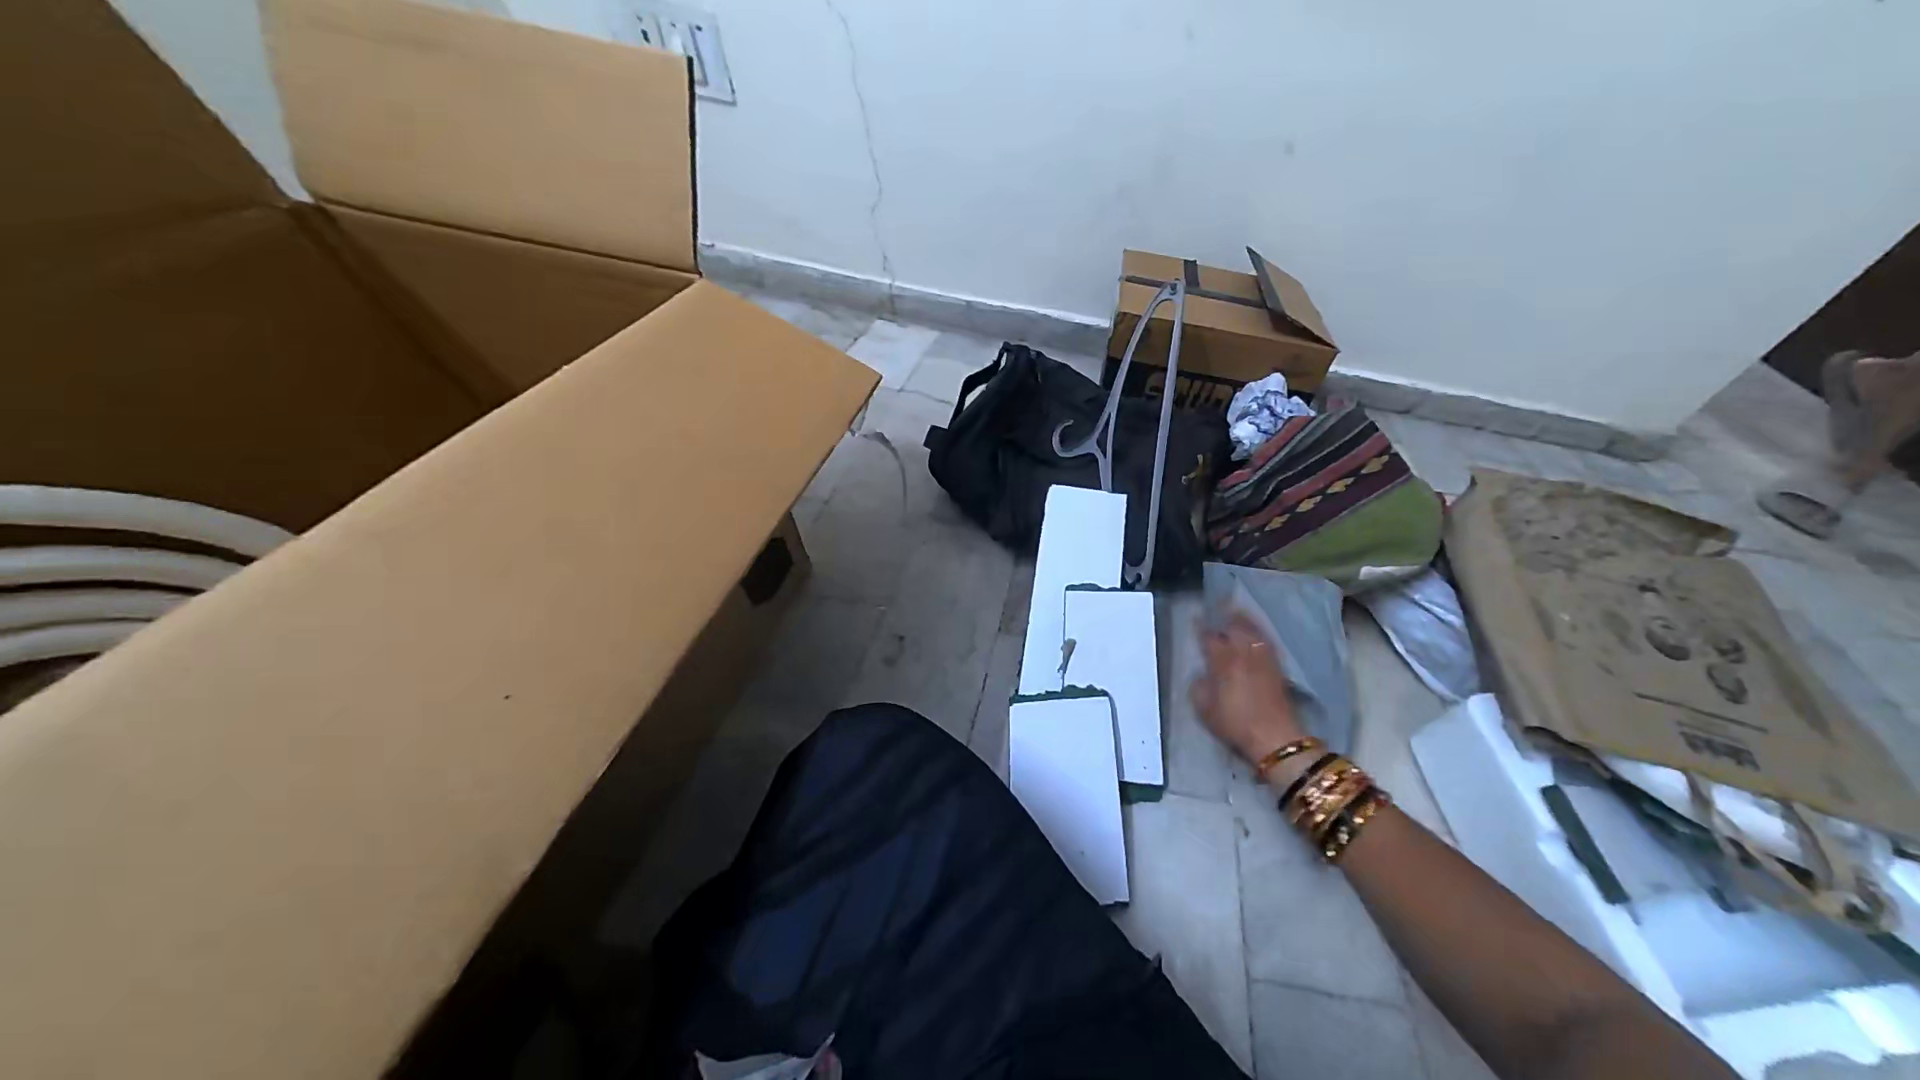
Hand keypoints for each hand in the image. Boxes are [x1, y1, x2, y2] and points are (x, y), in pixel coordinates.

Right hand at [1190, 612, 1303, 763]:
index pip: (1209, 638)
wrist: (1274, 738)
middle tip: (1218, 604)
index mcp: (1222, 662)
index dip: (1201, 627)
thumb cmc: (1234, 724)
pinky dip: (1259, 632)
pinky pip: (1266, 641)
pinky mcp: (1277, 667)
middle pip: (1234, 627)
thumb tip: (1202, 673)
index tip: (1196, 617)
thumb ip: (1200, 685)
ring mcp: (1262, 659)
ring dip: (1244, 619)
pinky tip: (1255, 632)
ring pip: (1252, 631)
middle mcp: (1242, 654)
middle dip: (1225, 614)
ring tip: (1237, 610)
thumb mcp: (1204, 708)